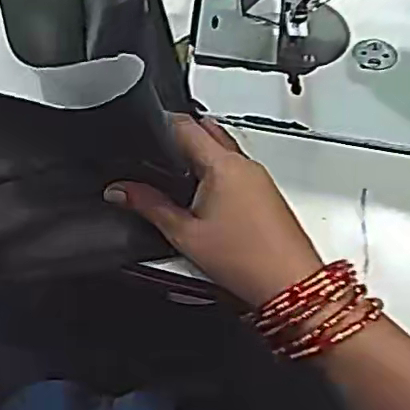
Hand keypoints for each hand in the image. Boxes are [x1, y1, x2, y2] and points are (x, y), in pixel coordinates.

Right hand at [106, 115, 323, 307]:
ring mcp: (259, 178)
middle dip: (179, 136)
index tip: (142, 128)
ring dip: (198, 155)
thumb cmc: (247, 260)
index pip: (186, 126)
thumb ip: (146, 205)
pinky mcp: (264, 193)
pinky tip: (197, 196)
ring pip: (221, 151)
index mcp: (224, 165)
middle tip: (154, 151)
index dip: (160, 122)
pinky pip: (234, 169)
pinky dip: (213, 172)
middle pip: (207, 132)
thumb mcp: (182, 232)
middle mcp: (246, 165)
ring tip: (172, 174)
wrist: (290, 286)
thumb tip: (119, 191)